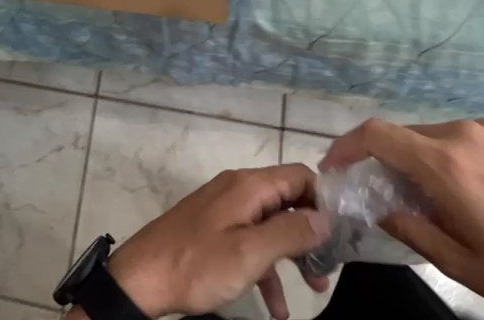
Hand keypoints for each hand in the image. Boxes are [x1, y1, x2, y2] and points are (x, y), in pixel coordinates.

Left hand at [79, 164, 331, 319]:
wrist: (142, 278)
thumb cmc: (198, 263)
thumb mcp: (250, 253)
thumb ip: (289, 232)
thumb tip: (325, 217)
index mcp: (248, 186)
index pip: (299, 176)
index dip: (324, 200)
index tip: (340, 235)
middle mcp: (239, 189)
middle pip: (288, 200)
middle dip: (311, 233)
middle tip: (330, 267)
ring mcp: (225, 210)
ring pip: (271, 224)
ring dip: (293, 255)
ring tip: (315, 289)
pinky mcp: (215, 230)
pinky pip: (251, 242)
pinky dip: (267, 269)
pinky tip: (277, 307)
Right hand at [323, 118, 483, 319]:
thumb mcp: (461, 263)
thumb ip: (410, 226)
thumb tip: (379, 206)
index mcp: (447, 164)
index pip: (377, 135)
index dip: (347, 147)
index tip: (336, 170)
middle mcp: (467, 133)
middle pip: (405, 134)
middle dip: (385, 160)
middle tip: (381, 196)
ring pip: (435, 136)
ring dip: (419, 159)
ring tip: (427, 200)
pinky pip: (466, 138)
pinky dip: (449, 157)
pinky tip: (466, 193)